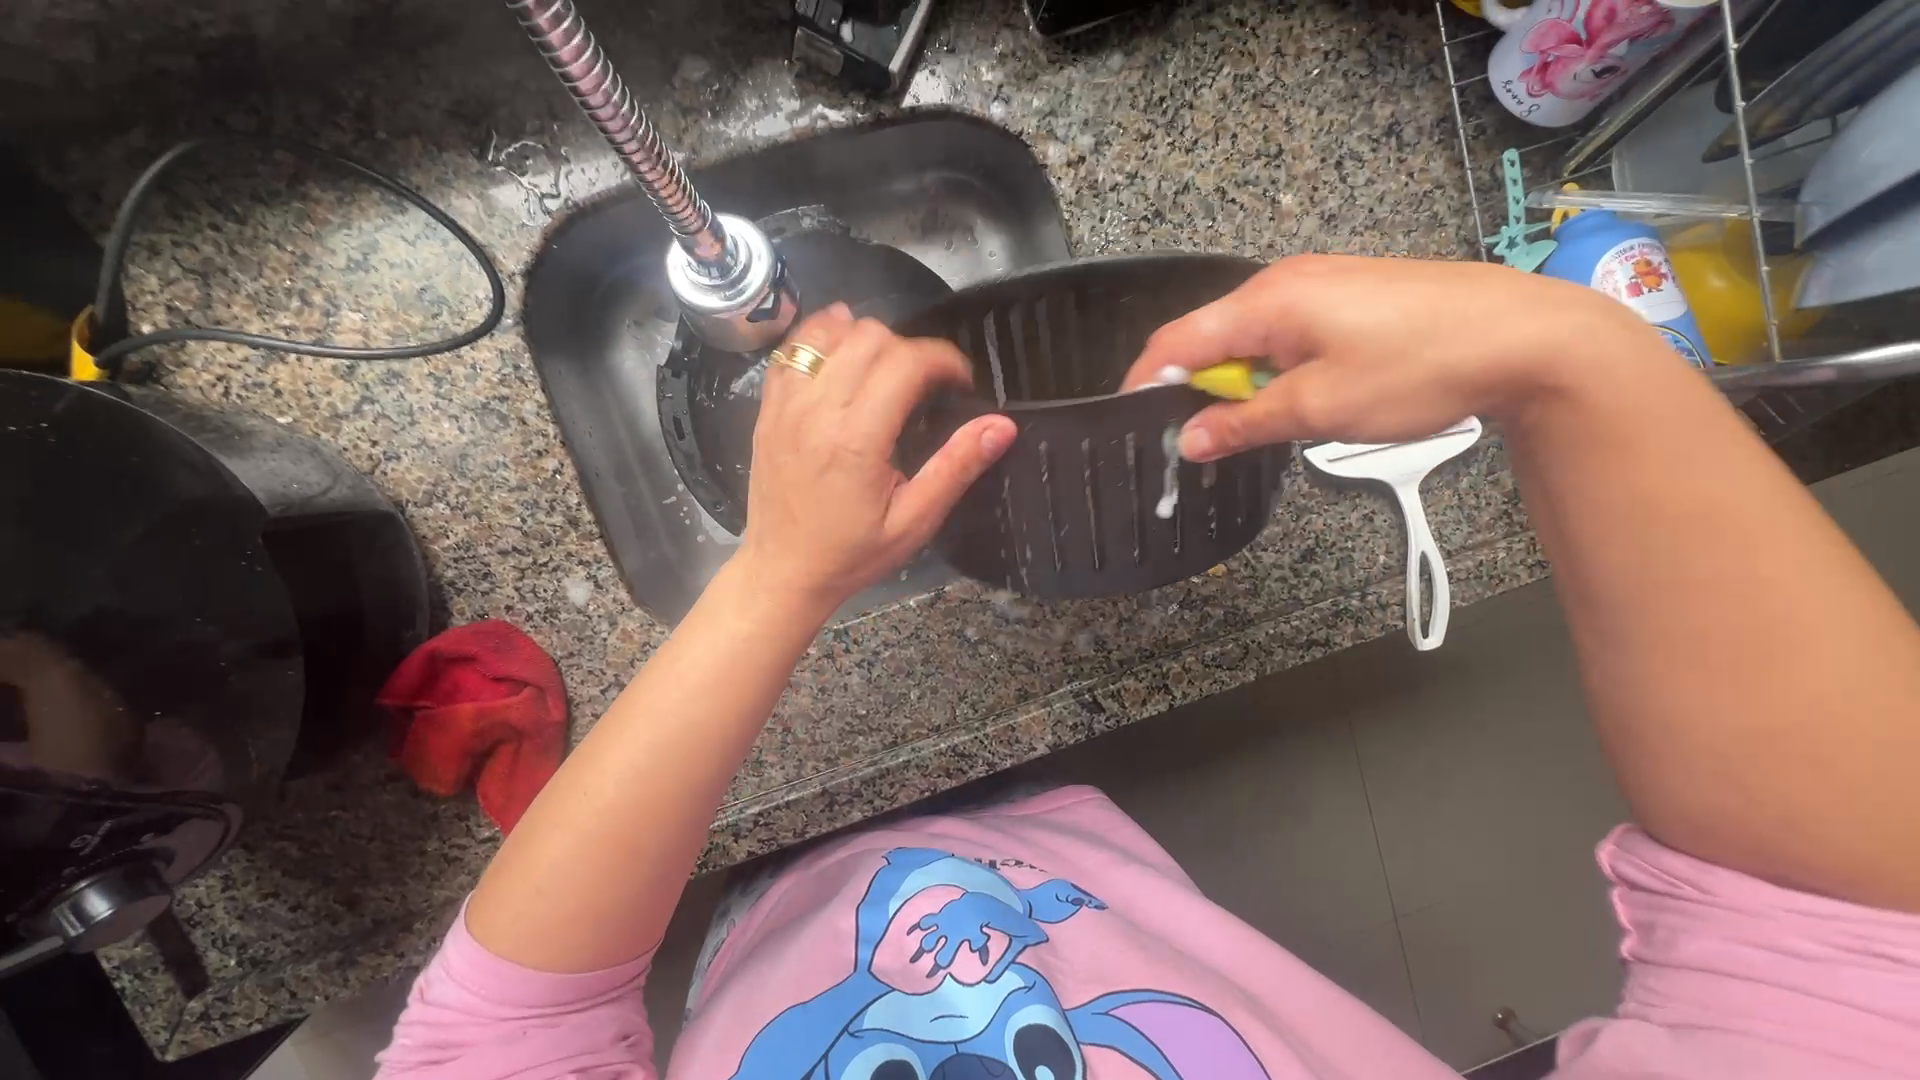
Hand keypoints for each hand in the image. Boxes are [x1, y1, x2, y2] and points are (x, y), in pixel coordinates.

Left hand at [736, 305, 1015, 613]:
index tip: (961, 382)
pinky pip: (793, 347)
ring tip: (887, 370)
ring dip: (868, 339)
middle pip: (870, 337)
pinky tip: (843, 352)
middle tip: (925, 385)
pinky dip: (822, 338)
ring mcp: (786, 404)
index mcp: (856, 438)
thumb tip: (1002, 425)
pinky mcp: (769, 406)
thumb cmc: (851, 553)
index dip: (944, 360)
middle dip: (909, 349)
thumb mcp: (914, 521)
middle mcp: (816, 409)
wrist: (782, 571)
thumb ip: (956, 467)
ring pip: (831, 333)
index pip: (907, 362)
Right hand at [1120, 255, 1673, 461]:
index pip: (1176, 340)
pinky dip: (1273, 367)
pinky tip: (1298, 394)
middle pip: (1209, 336)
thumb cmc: (1417, 368)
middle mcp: (1284, 281)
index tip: (1131, 421)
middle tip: (1200, 436)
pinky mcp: (1347, 295)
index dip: (1145, 382)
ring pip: (1248, 336)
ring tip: (1256, 422)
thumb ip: (1242, 423)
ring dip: (1239, 380)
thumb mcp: (1318, 409)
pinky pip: (1284, 331)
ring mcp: (1319, 283)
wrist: (1529, 337)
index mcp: (1265, 302)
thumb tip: (1188, 439)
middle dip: (1196, 387)